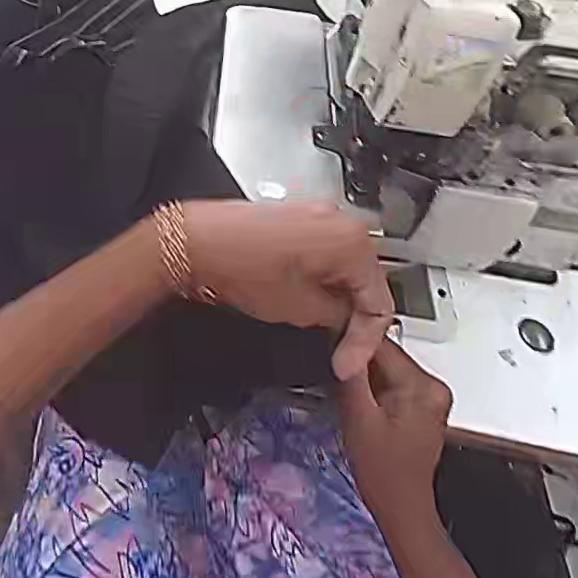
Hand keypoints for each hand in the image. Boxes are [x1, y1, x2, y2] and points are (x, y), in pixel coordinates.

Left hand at [179, 201, 393, 379]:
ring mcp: (316, 216)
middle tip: (338, 348)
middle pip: (364, 280)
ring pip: (343, 267)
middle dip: (353, 318)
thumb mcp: (301, 308)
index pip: (380, 301)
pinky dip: (319, 278)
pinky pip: (322, 253)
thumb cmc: (239, 264)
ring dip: (335, 298)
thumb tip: (345, 322)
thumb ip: (337, 318)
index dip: (365, 342)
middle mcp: (339, 220)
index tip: (348, 362)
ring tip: (314, 323)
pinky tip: (299, 297)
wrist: (198, 242)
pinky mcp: (295, 219)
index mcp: (352, 240)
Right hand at [335, 338, 451, 519]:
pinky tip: (362, 403)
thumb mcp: (359, 418)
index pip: (382, 345)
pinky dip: (374, 388)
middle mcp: (433, 386)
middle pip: (386, 356)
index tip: (328, 345)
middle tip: (336, 376)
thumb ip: (350, 375)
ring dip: (364, 375)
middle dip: (358, 363)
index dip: (351, 343)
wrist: (402, 510)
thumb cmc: (383, 473)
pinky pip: (392, 382)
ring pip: (386, 368)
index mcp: (424, 386)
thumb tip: (340, 338)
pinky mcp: (422, 405)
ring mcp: (430, 396)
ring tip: (348, 394)